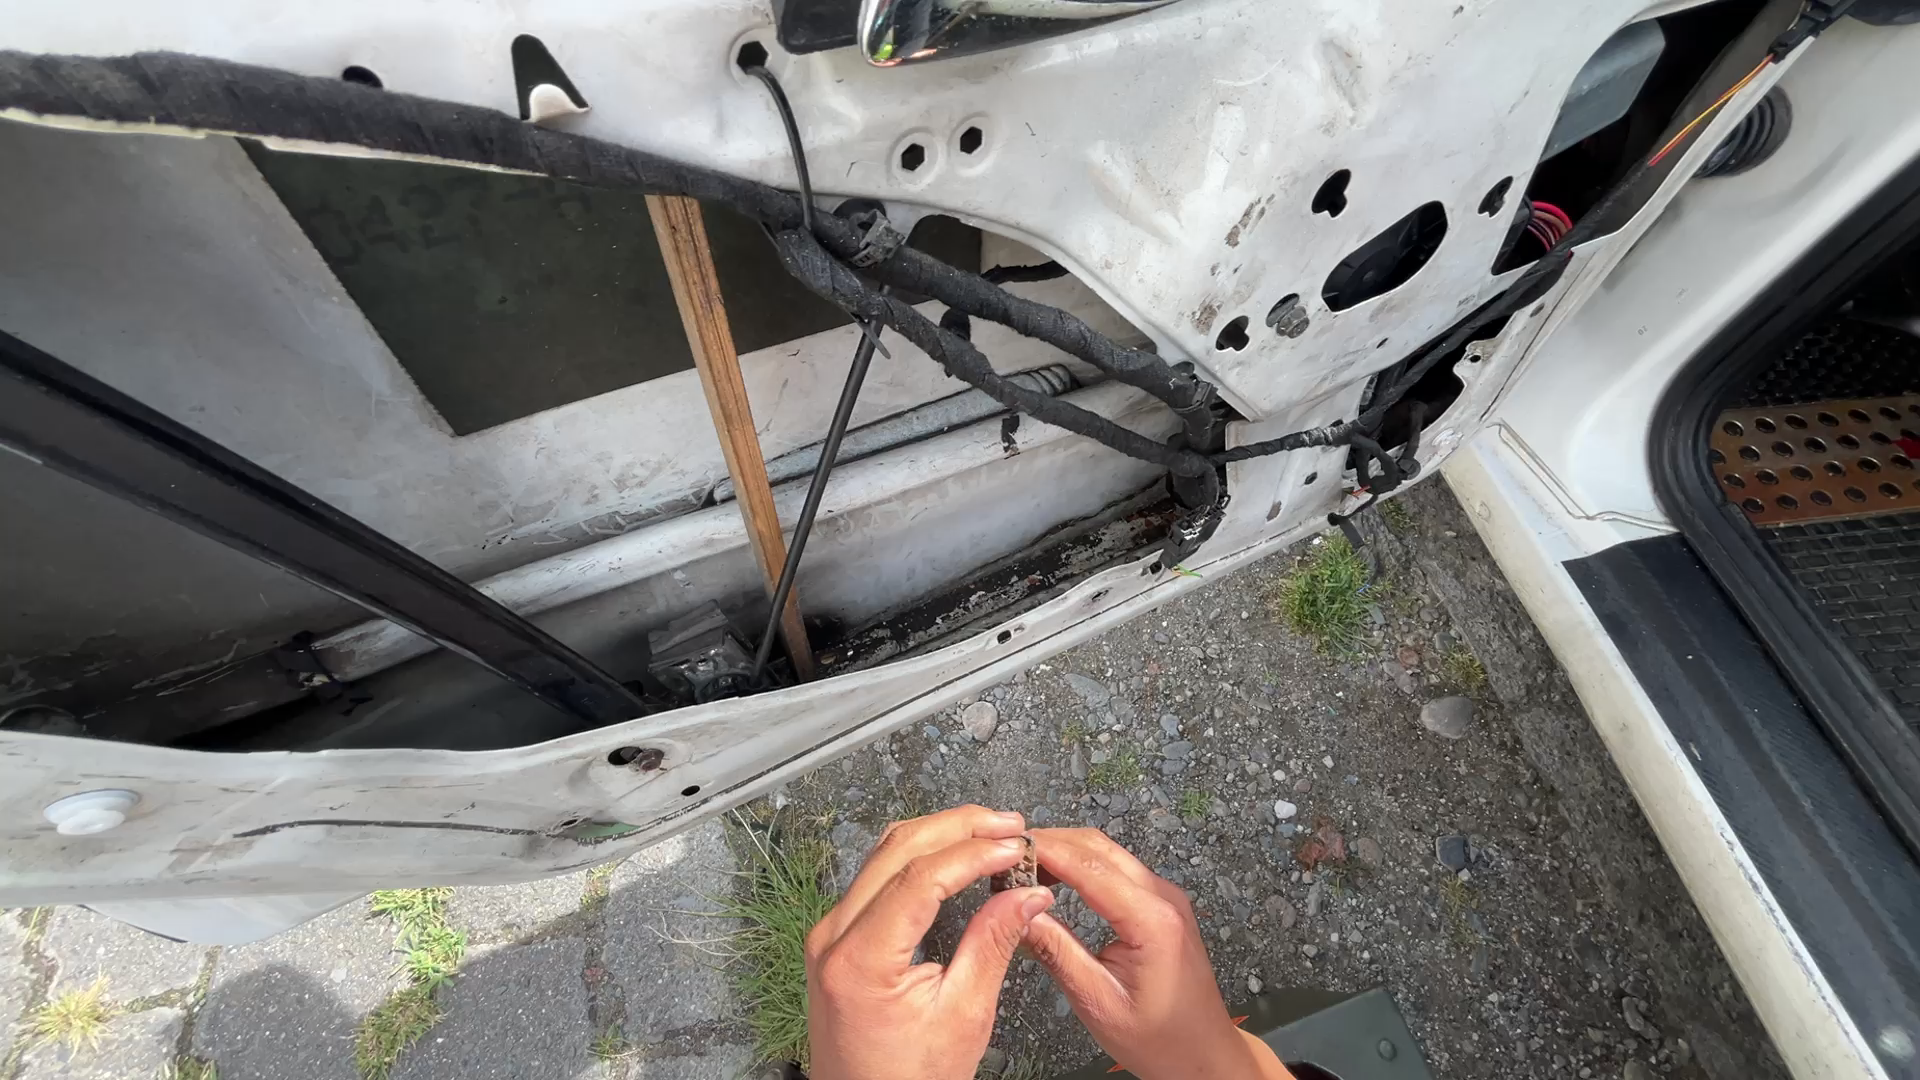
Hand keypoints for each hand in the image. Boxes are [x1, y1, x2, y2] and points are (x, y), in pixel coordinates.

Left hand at [804, 805, 1054, 1079]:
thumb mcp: (962, 1017)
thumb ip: (993, 944)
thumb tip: (1027, 893)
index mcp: (859, 960)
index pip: (921, 878)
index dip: (973, 853)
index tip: (1015, 846)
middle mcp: (833, 934)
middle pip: (900, 847)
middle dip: (960, 826)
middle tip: (1009, 824)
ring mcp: (830, 929)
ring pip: (886, 850)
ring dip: (941, 832)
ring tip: (990, 830)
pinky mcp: (838, 932)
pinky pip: (879, 871)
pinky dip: (922, 853)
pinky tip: (955, 851)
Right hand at [1024, 829, 1292, 1079]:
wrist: (1207, 1057)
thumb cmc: (1157, 1040)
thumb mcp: (1099, 1005)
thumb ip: (1058, 953)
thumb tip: (1016, 914)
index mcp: (1151, 920)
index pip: (1089, 867)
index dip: (1046, 851)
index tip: (1008, 848)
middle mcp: (1161, 894)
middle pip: (1097, 847)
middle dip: (1050, 842)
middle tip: (1007, 853)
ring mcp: (1164, 892)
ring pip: (1106, 850)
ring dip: (1064, 848)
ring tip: (1023, 862)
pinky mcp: (1160, 898)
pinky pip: (1115, 865)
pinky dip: (1080, 861)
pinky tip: (1054, 874)